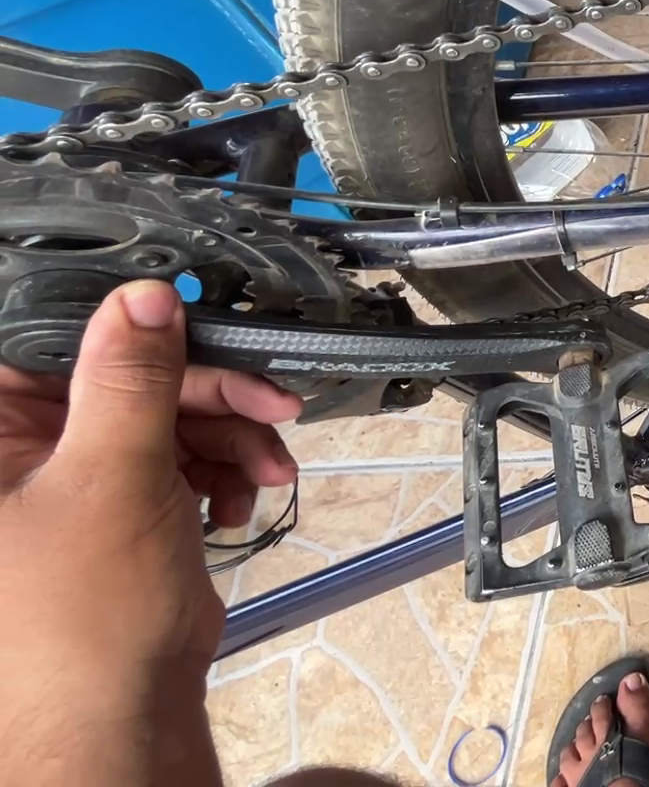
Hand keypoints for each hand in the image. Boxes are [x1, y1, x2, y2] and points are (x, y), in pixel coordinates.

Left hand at [0, 281, 301, 739]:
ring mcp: (73, 478)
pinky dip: (223, 471)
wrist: (119, 696)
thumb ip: (132, 380)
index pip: (65, 351)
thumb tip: (145, 298)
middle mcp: (20, 452)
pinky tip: (238, 498)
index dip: (145, 340)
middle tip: (278, 411)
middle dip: (220, 403)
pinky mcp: (121, 499)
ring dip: (234, 441)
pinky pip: (183, 457)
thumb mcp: (114, 474)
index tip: (218, 341)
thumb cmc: (86, 600)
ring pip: (174, 420)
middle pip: (140, 385)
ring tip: (267, 475)